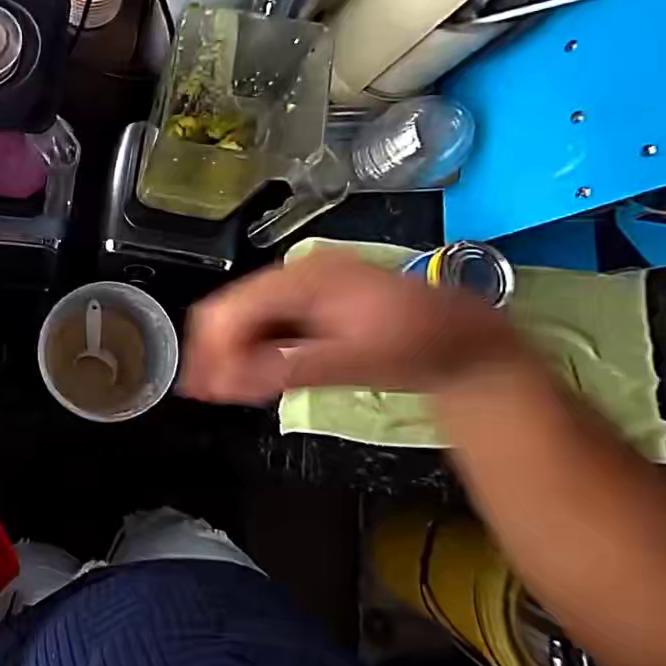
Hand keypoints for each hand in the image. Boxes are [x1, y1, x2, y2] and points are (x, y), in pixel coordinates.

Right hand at [180, 247, 523, 404]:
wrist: (462, 338)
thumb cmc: (417, 345)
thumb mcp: (353, 362)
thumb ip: (285, 369)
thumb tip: (226, 382)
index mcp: (306, 278)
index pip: (235, 307)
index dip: (211, 348)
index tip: (203, 388)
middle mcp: (296, 272)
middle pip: (231, 308)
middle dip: (214, 350)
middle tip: (207, 392)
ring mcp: (300, 285)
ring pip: (242, 315)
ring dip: (230, 352)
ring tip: (224, 389)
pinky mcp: (306, 300)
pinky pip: (263, 321)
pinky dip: (251, 348)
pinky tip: (251, 374)